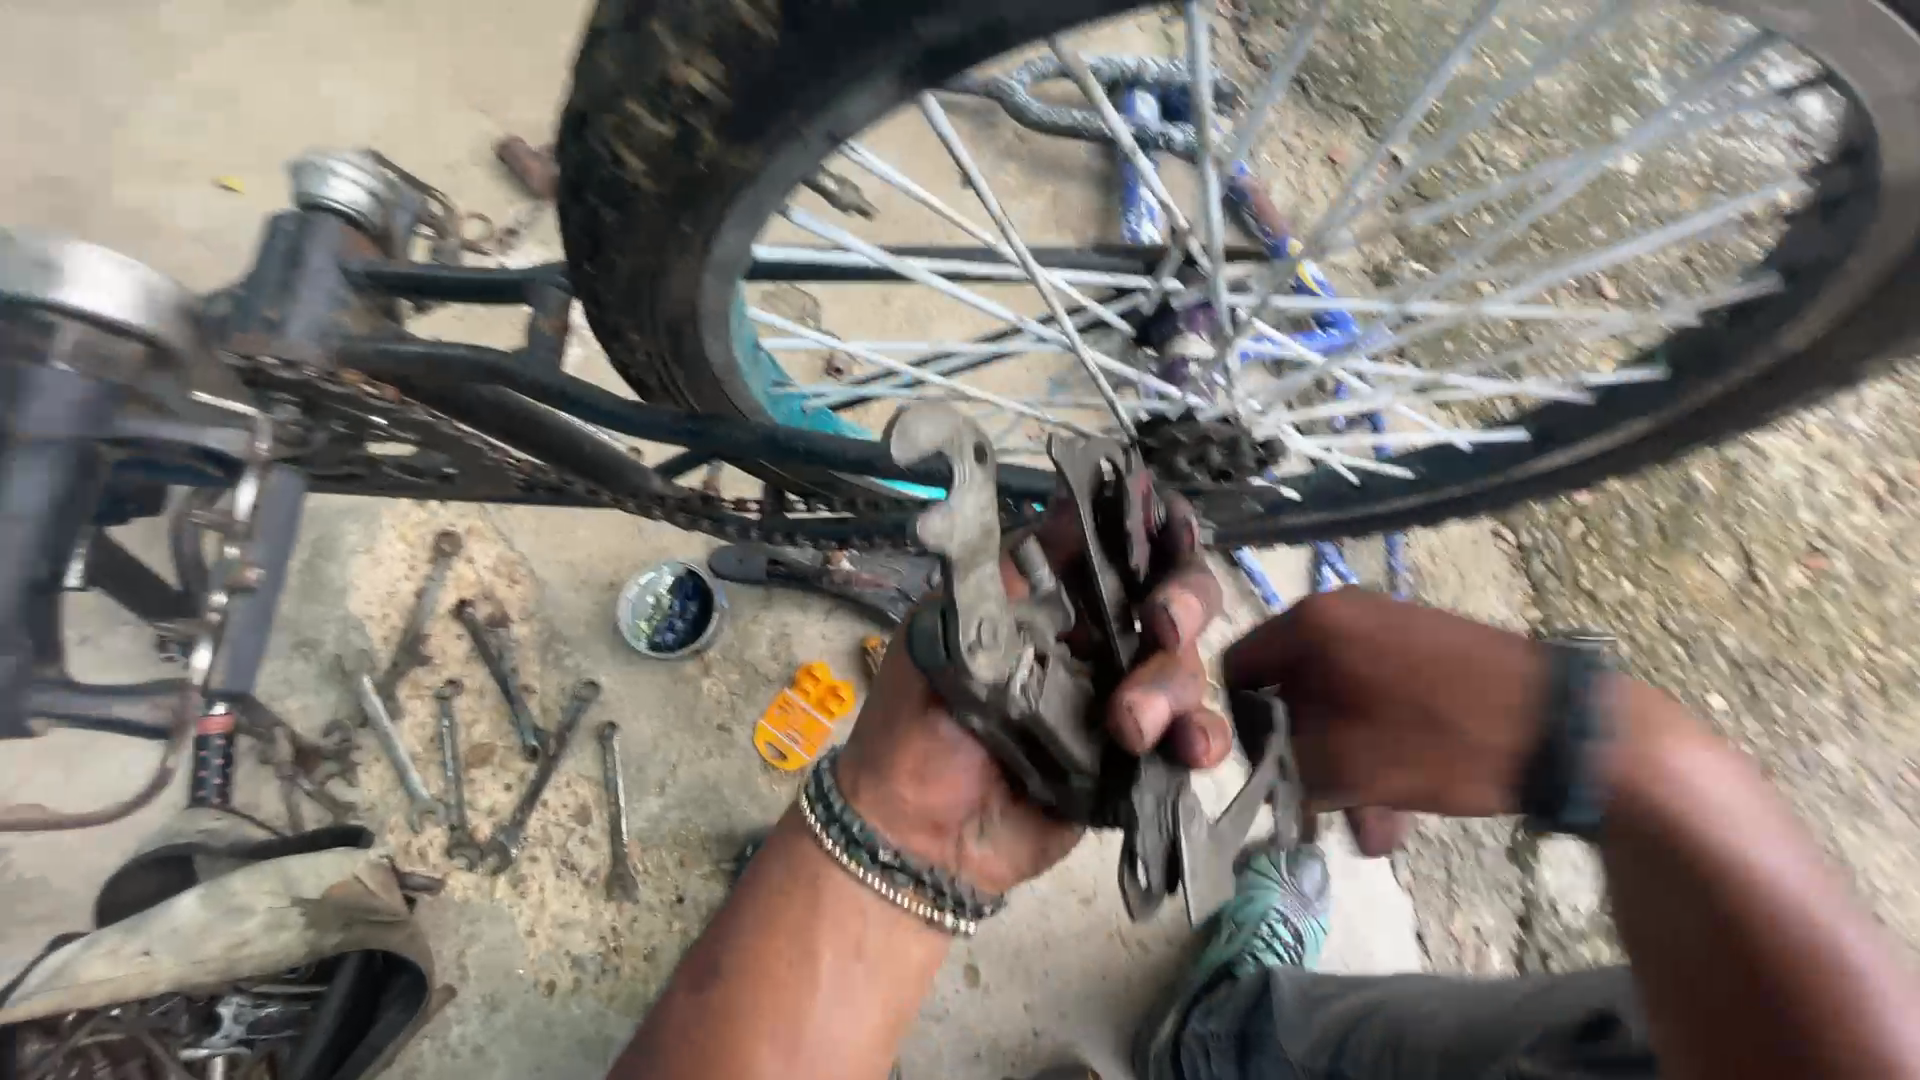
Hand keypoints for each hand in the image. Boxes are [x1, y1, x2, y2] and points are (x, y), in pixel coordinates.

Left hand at [834, 493, 1230, 895]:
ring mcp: (1122, 697)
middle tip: (1163, 623)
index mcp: (1048, 599)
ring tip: (1127, 725)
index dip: (1156, 529)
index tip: (1172, 529)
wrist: (919, 833)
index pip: (1117, 547)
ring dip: (1172, 684)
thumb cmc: (918, 719)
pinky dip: (1203, 736)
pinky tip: (1188, 750)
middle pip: (1172, 597)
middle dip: (1183, 598)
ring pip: (1186, 665)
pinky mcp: (1137, 758)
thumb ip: (1015, 570)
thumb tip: (1072, 499)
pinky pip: (1192, 736)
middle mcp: (1093, 640)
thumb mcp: (954, 628)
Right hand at [1223, 588, 1554, 853]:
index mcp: (1312, 624)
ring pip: (1340, 703)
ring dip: (1346, 765)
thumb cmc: (1445, 739)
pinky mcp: (1427, 651)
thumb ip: (1285, 765)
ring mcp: (1389, 628)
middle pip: (1294, 691)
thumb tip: (1268, 770)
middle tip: (1321, 809)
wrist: (1577, 729)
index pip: (1240, 669)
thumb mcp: (1348, 765)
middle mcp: (1343, 613)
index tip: (1267, 770)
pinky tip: (1403, 805)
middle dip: (1305, 758)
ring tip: (1376, 831)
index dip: (1241, 724)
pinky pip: (1378, 699)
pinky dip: (1378, 746)